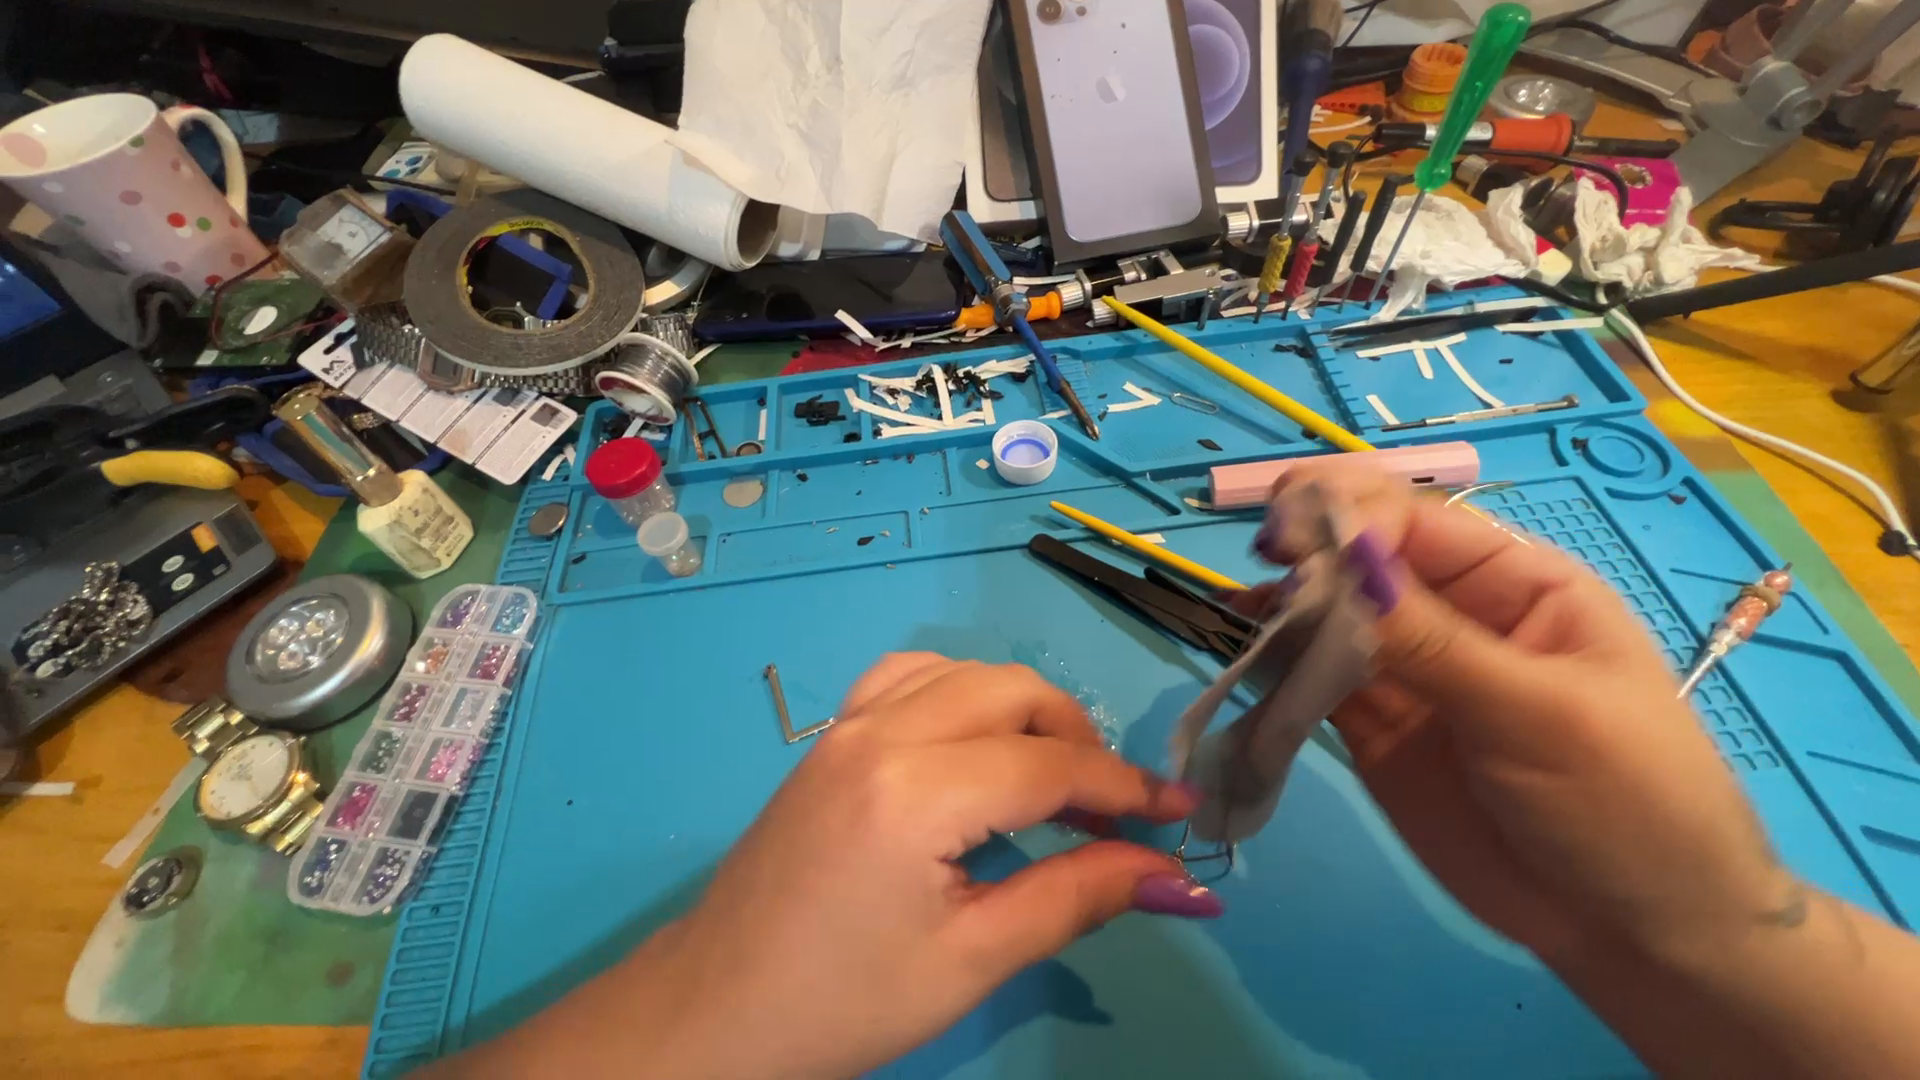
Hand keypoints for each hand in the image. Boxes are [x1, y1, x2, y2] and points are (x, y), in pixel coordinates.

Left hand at [467, 654, 1205, 1079]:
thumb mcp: (973, 959)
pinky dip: (961, 690)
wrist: (713, 1011)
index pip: (1050, 764)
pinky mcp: (830, 734)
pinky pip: (909, 675)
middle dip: (1078, 738)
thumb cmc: (843, 1002)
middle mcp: (882, 731)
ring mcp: (848, 724)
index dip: (1126, 787)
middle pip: (1014, 693)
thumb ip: (1077, 898)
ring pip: (964, 671)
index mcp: (917, 791)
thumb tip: (1175, 875)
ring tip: (1049, 772)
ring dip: (1023, 708)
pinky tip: (971, 736)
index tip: (1181, 810)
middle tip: (1110, 808)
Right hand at [1244, 466, 1801, 969]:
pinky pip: (1312, 673)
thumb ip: (1433, 642)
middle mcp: (1449, 611)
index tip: (1291, 546)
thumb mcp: (1539, 715)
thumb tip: (1340, 563)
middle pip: (1360, 558)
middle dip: (1307, 551)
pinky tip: (1244, 649)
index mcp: (1513, 583)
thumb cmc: (1625, 805)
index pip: (1413, 523)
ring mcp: (1403, 666)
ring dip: (1282, 605)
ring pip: (1326, 613)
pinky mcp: (1367, 717)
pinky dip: (1276, 660)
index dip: (1349, 522)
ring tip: (1240, 613)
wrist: (1627, 932)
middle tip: (1261, 564)